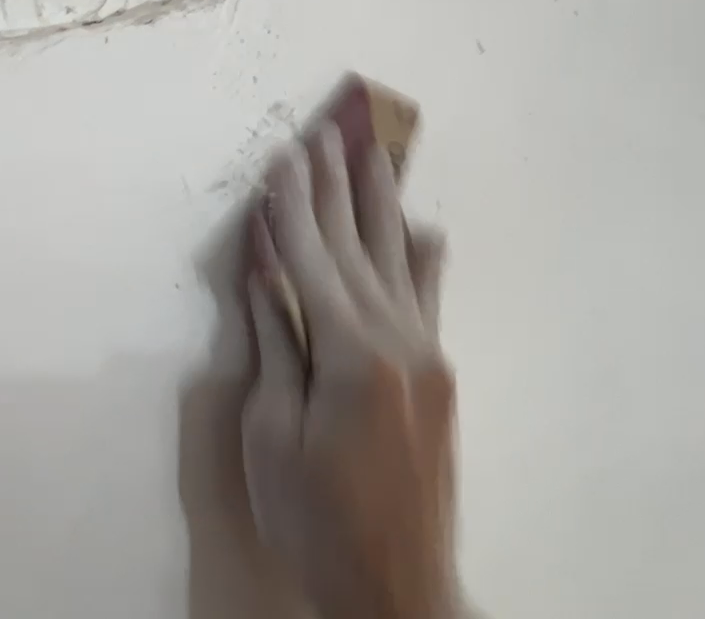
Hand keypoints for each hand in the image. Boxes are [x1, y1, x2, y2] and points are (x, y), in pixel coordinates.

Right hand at [241, 104, 463, 618]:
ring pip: (399, 259)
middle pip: (358, 245)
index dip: (293, 205)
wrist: (397, 590)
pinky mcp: (438, 372)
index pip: (312, 258)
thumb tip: (266, 272)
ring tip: (374, 152)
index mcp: (352, 354)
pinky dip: (421, 256)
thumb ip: (277, 343)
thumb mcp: (273, 433)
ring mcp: (427, 354)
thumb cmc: (314, 516)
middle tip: (329, 130)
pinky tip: (422, 227)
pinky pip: (430, 298)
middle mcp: (400, 339)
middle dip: (338, 186)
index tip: (285, 154)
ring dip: (380, 203)